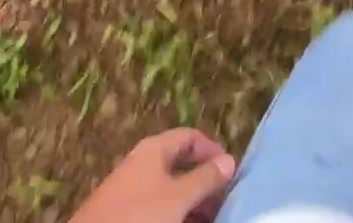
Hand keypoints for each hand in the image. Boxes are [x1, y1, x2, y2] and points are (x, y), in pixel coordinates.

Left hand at [67, 128, 236, 222]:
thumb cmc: (138, 217)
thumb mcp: (178, 198)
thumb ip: (205, 179)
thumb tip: (230, 160)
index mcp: (154, 150)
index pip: (190, 137)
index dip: (211, 150)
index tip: (229, 172)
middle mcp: (142, 164)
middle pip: (180, 165)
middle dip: (203, 183)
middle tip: (223, 202)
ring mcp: (130, 191)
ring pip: (169, 191)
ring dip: (191, 203)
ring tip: (209, 219)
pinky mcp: (123, 215)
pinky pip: (156, 209)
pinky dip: (174, 215)